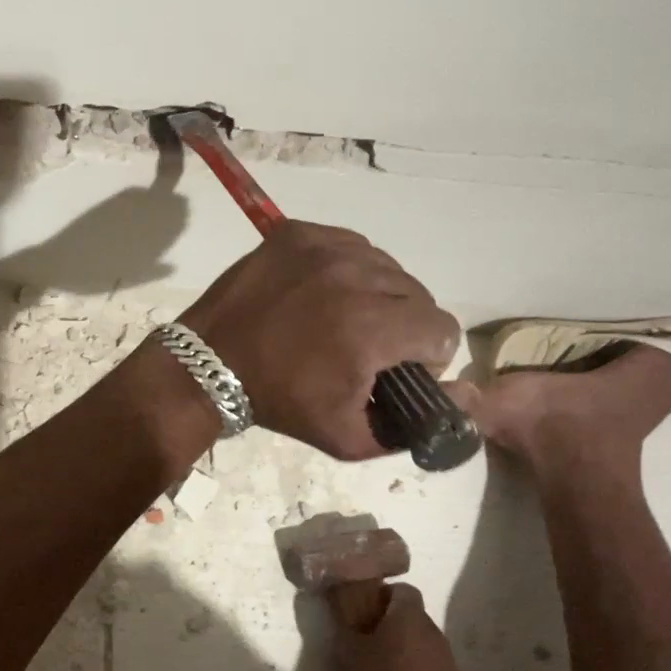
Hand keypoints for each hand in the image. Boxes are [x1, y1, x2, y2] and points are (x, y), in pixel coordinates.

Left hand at [177, 221, 458, 459]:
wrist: (208, 364)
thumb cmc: (279, 402)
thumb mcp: (347, 437)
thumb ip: (414, 426)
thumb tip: (462, 396)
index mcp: (373, 327)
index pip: (442, 328)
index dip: (426, 354)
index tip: (396, 366)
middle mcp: (355, 277)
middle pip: (416, 295)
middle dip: (401, 323)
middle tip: (365, 344)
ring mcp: (323, 248)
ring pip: (385, 266)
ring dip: (376, 292)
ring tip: (341, 316)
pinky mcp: (297, 233)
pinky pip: (350, 244)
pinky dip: (347, 267)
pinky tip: (321, 292)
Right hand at [332, 584, 468, 670]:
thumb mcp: (349, 653)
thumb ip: (343, 630)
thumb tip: (341, 615)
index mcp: (408, 614)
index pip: (401, 588)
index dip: (382, 593)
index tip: (363, 607)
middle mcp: (432, 629)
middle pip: (410, 615)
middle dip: (389, 622)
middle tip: (365, 636)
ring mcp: (446, 657)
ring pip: (419, 641)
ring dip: (401, 648)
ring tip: (378, 666)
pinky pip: (427, 665)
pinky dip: (412, 670)